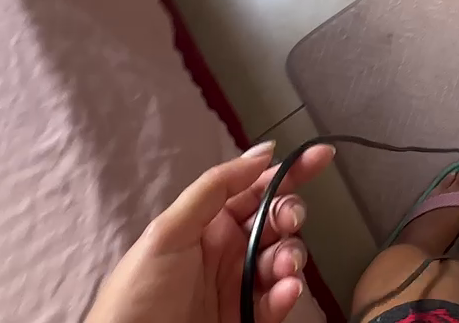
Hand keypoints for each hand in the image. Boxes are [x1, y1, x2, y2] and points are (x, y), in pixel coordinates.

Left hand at [86, 141, 336, 322]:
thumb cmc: (135, 300)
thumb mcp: (165, 234)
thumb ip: (215, 188)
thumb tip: (263, 153)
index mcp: (209, 225)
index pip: (257, 187)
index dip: (290, 170)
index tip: (323, 156)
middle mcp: (229, 251)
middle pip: (276, 219)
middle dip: (290, 215)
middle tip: (290, 222)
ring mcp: (239, 287)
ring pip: (283, 257)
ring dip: (292, 255)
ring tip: (284, 268)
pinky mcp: (247, 321)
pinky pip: (278, 300)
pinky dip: (289, 293)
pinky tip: (286, 292)